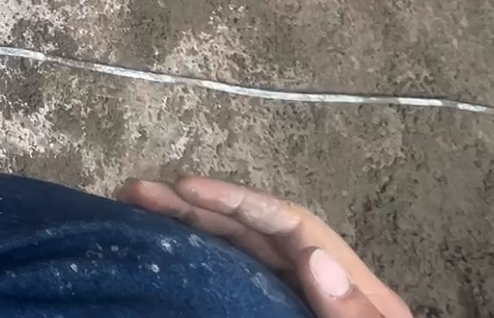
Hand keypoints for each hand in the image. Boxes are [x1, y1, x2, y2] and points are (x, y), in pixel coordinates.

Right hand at [115, 176, 410, 317]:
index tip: (182, 187)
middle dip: (193, 203)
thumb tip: (316, 257)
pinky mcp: (274, 313)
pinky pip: (234, 275)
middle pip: (255, 229)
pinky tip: (167, 250)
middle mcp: (325, 287)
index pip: (291, 224)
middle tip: (135, 191)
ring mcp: (297, 304)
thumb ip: (355, 316)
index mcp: (357, 292)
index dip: (236, 197)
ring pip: (238, 248)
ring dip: (186, 223)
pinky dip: (197, 253)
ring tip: (136, 208)